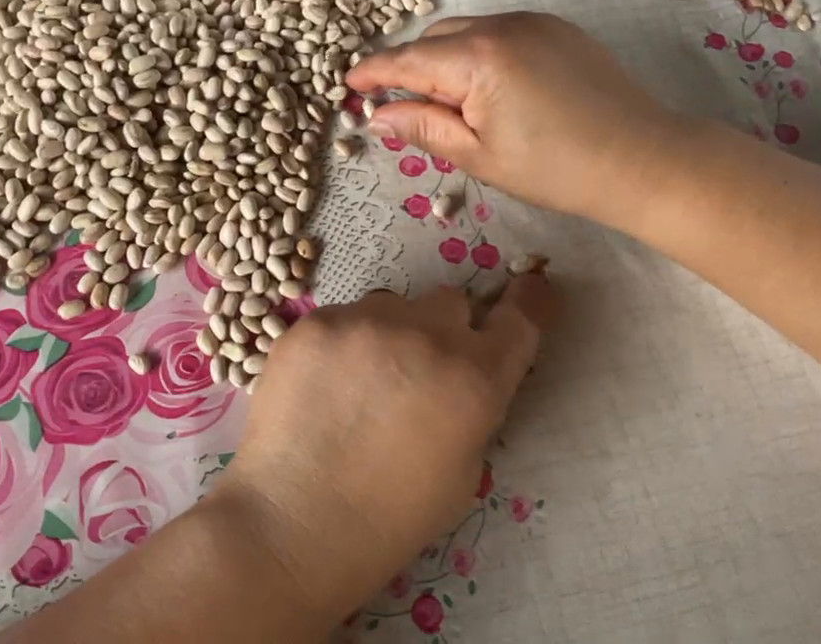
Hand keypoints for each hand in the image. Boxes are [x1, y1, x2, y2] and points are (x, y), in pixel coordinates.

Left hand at [210, 276, 554, 618]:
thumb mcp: (464, 471)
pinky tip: (324, 386)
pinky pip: (344, 317)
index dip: (526, 302)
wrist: (293, 525)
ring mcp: (364, 321)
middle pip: (452, 302)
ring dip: (392, 332)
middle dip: (446, 330)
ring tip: (362, 383)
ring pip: (394, 305)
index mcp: (475, 378)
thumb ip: (474, 406)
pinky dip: (343, 342)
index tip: (526, 294)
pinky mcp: (315, 322)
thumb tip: (463, 372)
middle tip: (419, 371)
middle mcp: (426, 335)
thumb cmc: (389, 518)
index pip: (521, 315)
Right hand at [346, 12, 687, 223]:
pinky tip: (487, 88)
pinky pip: (498, 31)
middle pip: (435, 39)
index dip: (375, 72)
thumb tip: (379, 116)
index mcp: (478, 58)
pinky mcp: (556, 28)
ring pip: (466, 32)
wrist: (642, 159)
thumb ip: (423, 128)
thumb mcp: (479, 155)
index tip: (350, 85)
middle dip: (410, 66)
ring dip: (445, 58)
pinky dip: (478, 53)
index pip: (409, 59)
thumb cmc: (556, 168)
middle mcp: (502, 26)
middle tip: (401, 105)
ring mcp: (533, 22)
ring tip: (447, 101)